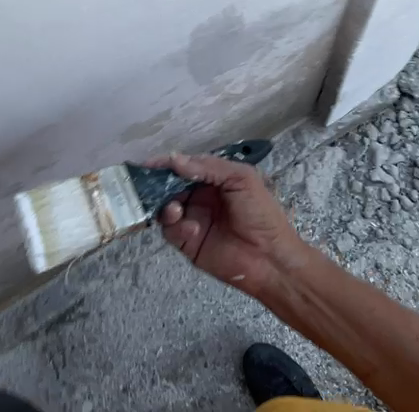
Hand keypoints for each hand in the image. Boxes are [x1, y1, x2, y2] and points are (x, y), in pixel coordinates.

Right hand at [153, 153, 309, 295]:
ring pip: (165, 207)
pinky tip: (192, 229)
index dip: (168, 163)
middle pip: (170, 186)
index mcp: (213, 179)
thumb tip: (174, 159)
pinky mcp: (188, 243)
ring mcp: (192, 219)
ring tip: (176, 210)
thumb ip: (208, 167)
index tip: (149, 163)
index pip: (185, 166)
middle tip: (148, 185)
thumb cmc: (261, 213)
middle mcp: (199, 197)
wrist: (270, 258)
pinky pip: (171, 231)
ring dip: (166, 206)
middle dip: (159, 185)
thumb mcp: (241, 179)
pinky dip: (176, 226)